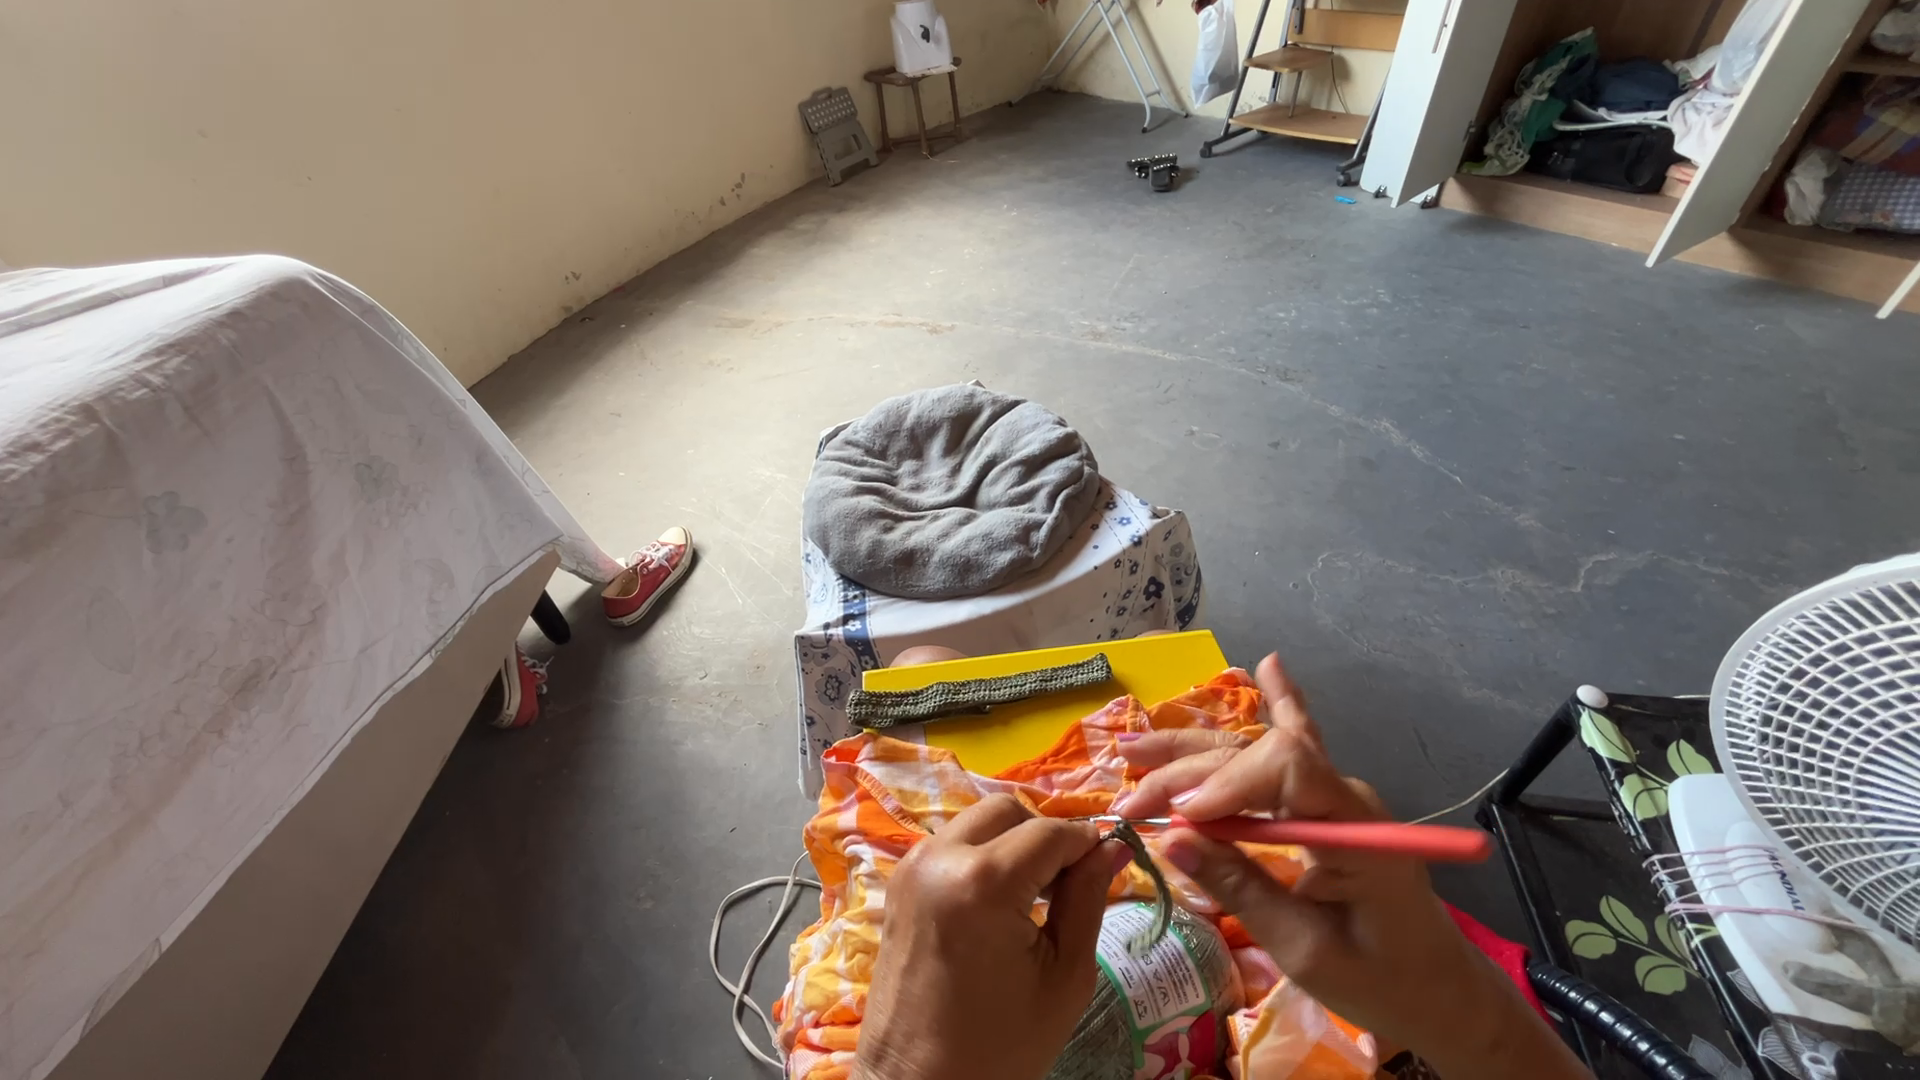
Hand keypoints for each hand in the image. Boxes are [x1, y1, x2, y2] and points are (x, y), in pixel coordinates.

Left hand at [853, 794, 1130, 1079]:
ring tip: (1030, 895)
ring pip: (977, 819)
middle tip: (1063, 884)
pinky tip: (995, 901)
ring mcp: (912, 864)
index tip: (1105, 862)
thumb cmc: (1000, 1046)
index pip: (1050, 832)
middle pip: (1008, 810)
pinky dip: (981, 852)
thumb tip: (1111, 844)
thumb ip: (1088, 898)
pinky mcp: (899, 878)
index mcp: (983, 882)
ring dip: (1011, 840)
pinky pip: (952, 841)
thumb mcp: (1064, 977)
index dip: (1085, 842)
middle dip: (1043, 835)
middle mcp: (940, 856)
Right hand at [1115, 654, 1590, 1078]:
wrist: (1438, 989)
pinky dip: (1278, 702)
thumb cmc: (1381, 980)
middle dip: (1183, 780)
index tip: (1179, 818)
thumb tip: (1170, 838)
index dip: (1224, 783)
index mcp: (1351, 828)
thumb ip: (1240, 889)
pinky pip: (1293, 743)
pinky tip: (1270, 666)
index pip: (1285, 767)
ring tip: (1132, 748)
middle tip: (1128, 808)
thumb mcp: (1304, 949)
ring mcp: (1330, 791)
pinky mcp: (1320, 799)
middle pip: (1250, 758)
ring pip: (1252, 750)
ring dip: (1191, 750)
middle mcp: (1339, 792)